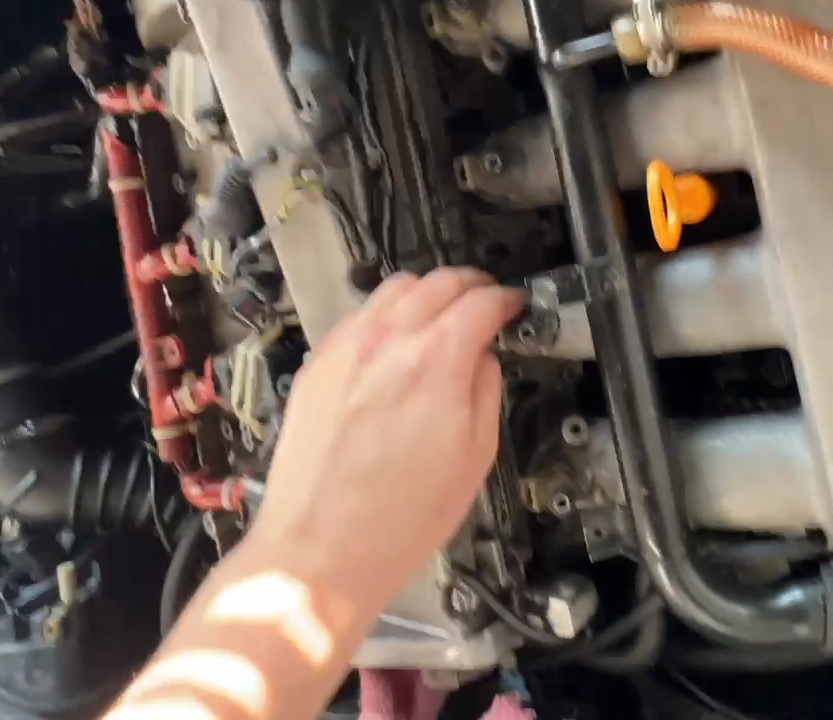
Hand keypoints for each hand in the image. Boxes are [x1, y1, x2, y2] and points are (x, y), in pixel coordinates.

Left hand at [235, 267, 524, 611]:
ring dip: (428, 292)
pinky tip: (395, 340)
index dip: (507, 299)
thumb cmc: (400, 517)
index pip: (482, 301)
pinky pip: (360, 314)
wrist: (320, 551)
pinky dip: (387, 313)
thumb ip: (486, 391)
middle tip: (484, 302)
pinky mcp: (319, 363)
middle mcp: (390, 341)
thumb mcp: (475, 457)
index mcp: (437, 361)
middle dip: (472, 285)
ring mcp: (348, 347)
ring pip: (395, 287)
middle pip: (440, 281)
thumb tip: (484, 358)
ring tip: (441, 313)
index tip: (513, 305)